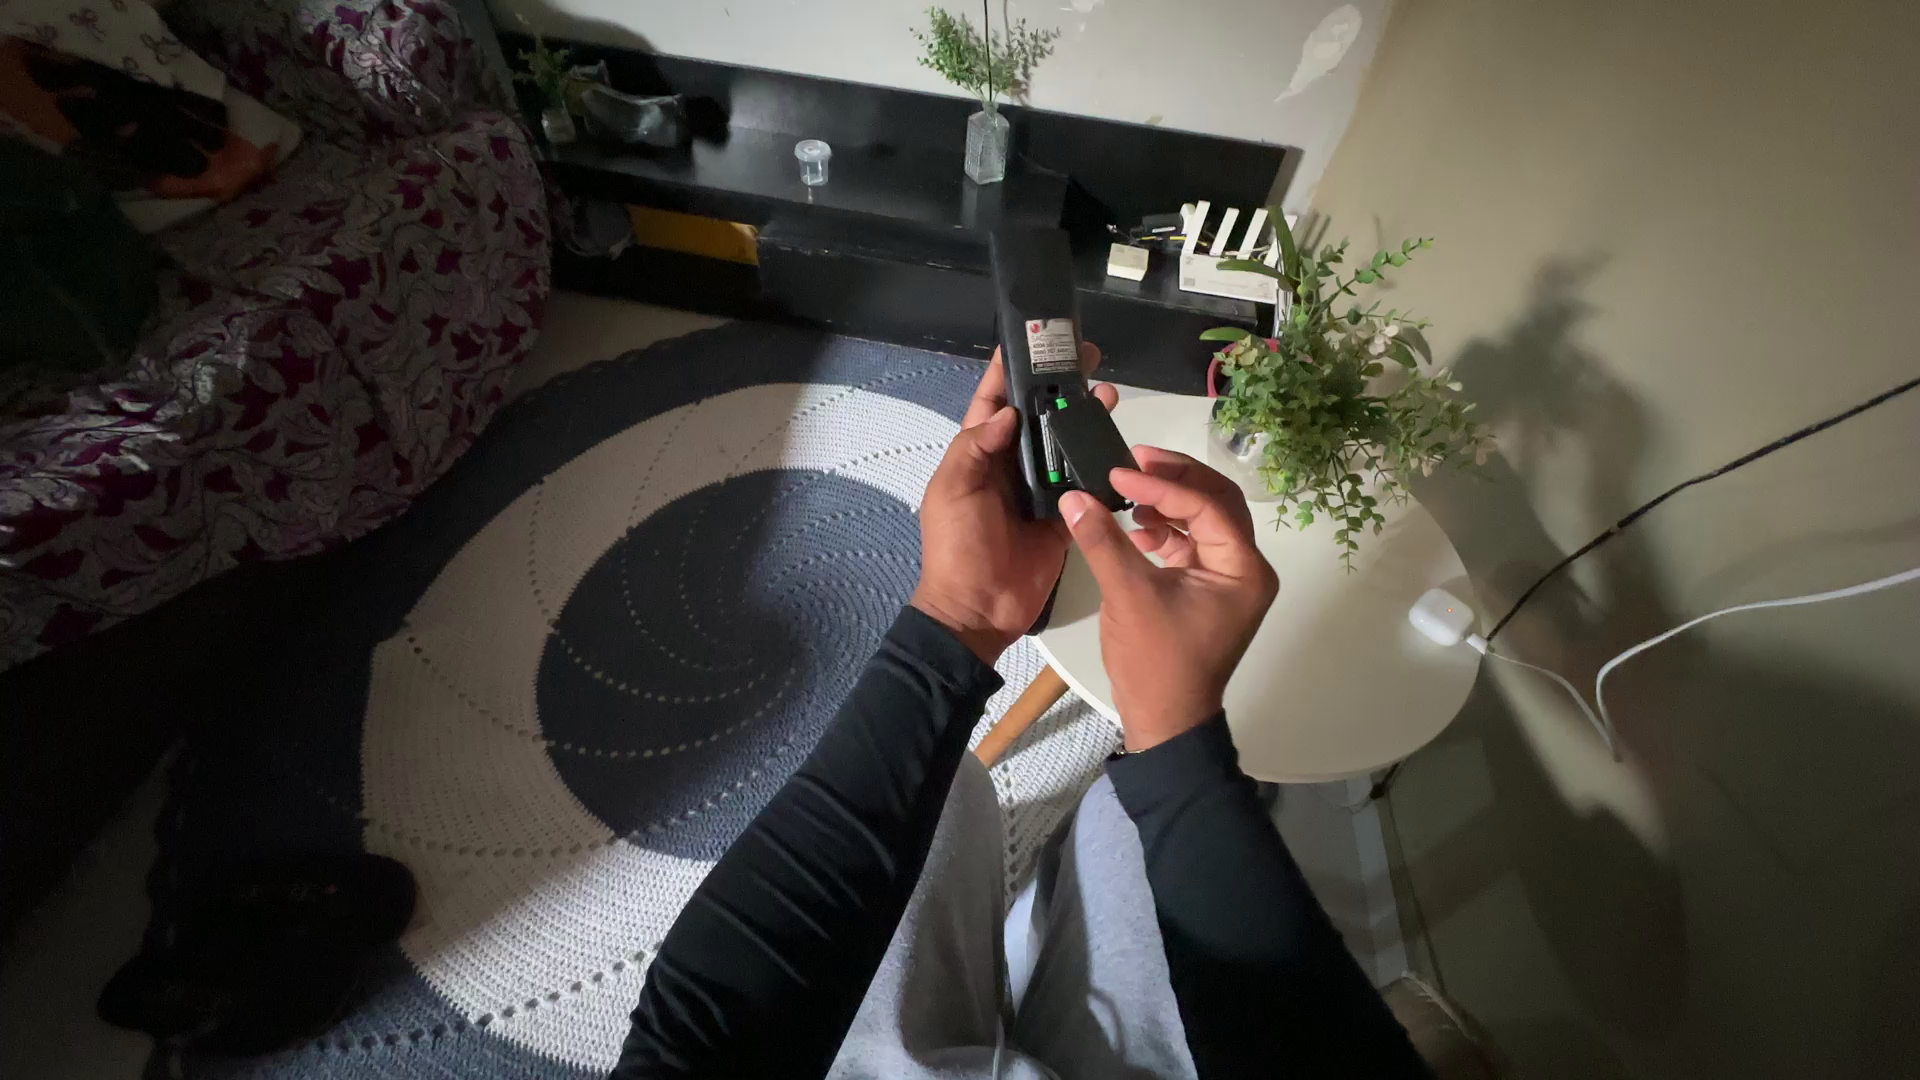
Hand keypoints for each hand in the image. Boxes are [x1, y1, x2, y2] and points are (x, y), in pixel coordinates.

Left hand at [911, 344, 1118, 662]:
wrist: (979, 608)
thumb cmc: (958, 545)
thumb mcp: (952, 489)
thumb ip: (974, 446)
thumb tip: (1009, 411)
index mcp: (977, 453)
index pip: (993, 402)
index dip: (1010, 370)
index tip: (1034, 338)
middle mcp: (1010, 465)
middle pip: (1037, 417)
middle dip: (1058, 387)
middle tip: (1087, 357)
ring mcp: (1039, 489)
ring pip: (1064, 445)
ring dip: (1083, 419)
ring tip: (1109, 392)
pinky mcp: (1064, 515)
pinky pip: (1084, 483)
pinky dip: (1099, 463)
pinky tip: (1117, 442)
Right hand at [1058, 448, 1277, 750]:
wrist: (1164, 718)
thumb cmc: (1156, 661)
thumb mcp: (1128, 595)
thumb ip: (1103, 541)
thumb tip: (1073, 497)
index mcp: (1243, 569)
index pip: (1207, 506)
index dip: (1163, 484)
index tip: (1120, 473)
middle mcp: (1244, 569)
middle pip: (1216, 503)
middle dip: (1176, 478)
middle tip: (1134, 459)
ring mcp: (1225, 579)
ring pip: (1204, 520)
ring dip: (1169, 501)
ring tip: (1129, 490)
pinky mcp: (1204, 589)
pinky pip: (1189, 544)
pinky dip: (1164, 529)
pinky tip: (1135, 526)